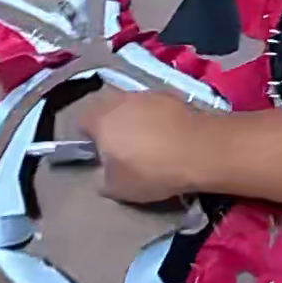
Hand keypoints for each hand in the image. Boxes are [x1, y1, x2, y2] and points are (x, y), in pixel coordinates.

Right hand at [79, 90, 214, 203]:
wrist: (199, 149)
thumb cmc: (151, 170)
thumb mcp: (117, 188)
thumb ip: (102, 177)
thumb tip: (103, 171)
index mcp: (101, 119)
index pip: (82, 120)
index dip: (86, 137)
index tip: (97, 153)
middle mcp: (121, 99)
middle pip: (108, 108)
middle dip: (111, 125)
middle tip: (121, 148)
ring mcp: (148, 94)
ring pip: (132, 105)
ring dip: (135, 118)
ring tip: (148, 142)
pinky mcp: (172, 95)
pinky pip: (155, 106)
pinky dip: (157, 117)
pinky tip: (168, 134)